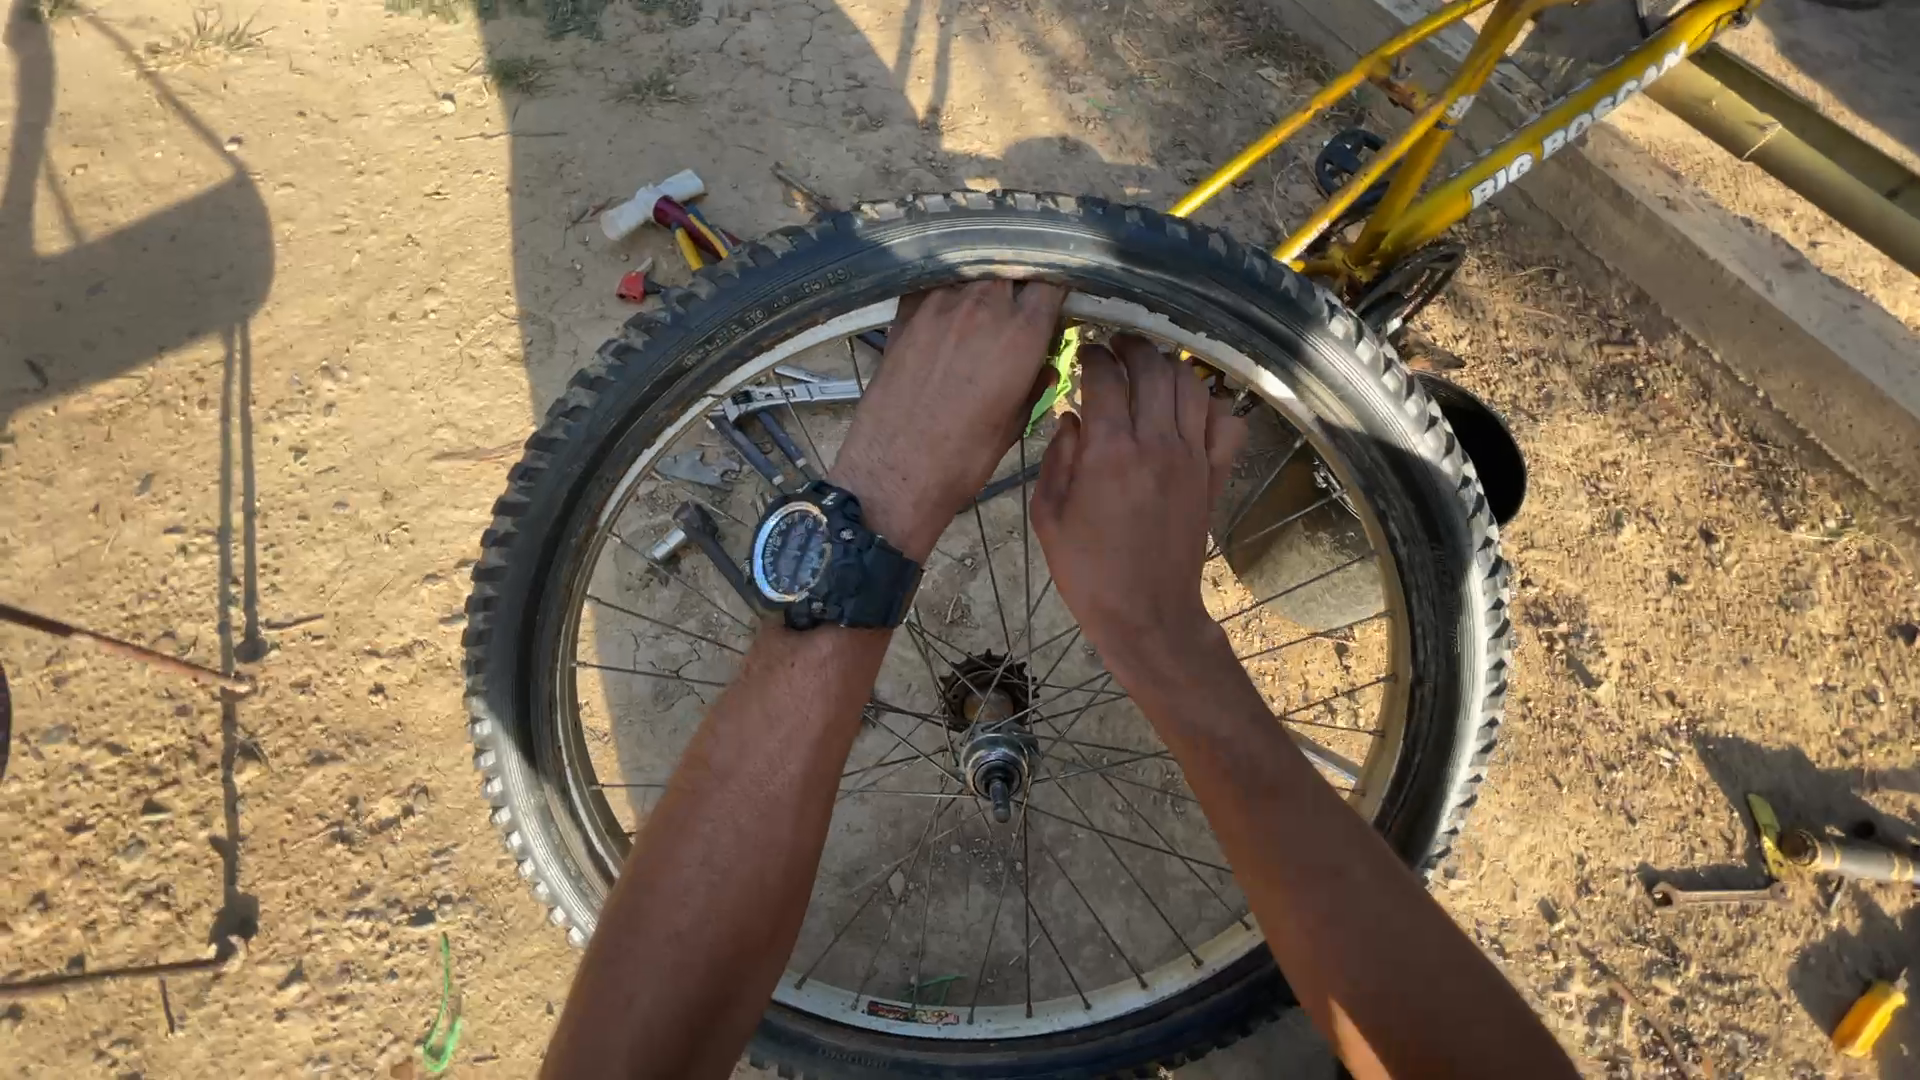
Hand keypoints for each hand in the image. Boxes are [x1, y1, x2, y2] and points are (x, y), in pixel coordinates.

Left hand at [829, 281, 1066, 560]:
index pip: (1050, 281)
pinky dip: (944, 289)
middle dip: (1018, 283)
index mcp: (1021, 332)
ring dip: (980, 285)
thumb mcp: (1015, 424)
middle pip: (1010, 270)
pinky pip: (933, 283)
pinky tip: (946, 310)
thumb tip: (1043, 362)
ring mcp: (939, 304)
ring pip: (971, 273)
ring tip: (979, 310)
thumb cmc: (962, 459)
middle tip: (1016, 307)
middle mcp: (982, 305)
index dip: (1055, 287)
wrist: (896, 473)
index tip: (1054, 301)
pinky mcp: (905, 313)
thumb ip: (1034, 382)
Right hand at [1031, 335, 1245, 677]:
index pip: (1105, 377)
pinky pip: (1227, 423)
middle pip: (1152, 368)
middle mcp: (1156, 442)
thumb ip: (1057, 458)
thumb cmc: (1087, 570)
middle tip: (1116, 348)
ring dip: (1168, 368)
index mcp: (1109, 451)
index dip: (1092, 356)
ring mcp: (1192, 457)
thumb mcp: (1048, 516)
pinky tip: (1190, 409)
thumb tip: (1071, 418)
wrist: (1146, 613)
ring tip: (1150, 369)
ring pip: (1191, 385)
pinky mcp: (1213, 476)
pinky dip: (1212, 406)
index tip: (1084, 354)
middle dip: (1131, 347)